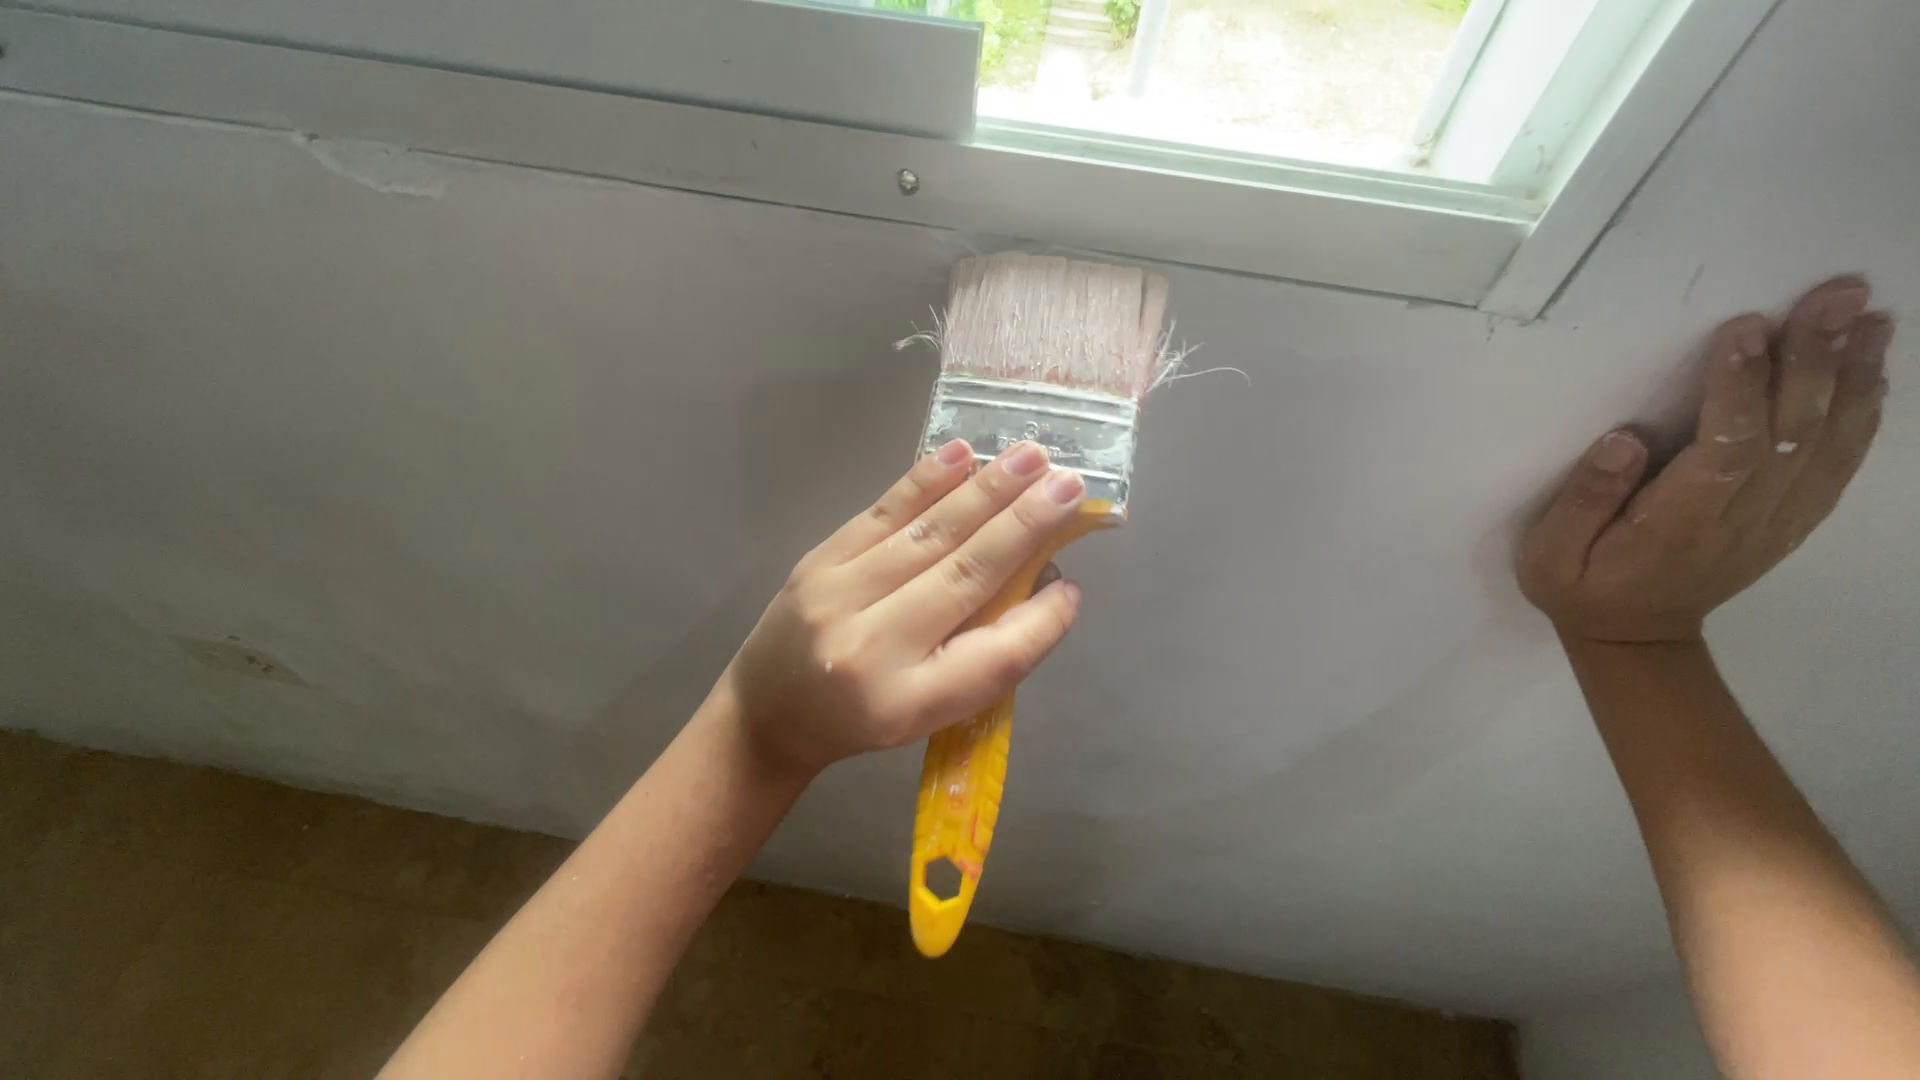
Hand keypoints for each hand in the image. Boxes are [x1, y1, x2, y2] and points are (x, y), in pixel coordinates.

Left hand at [722, 439, 1088, 775]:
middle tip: (1070, 485)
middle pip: (965, 576)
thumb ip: (989, 657)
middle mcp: (873, 649)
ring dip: (985, 491)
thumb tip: (1049, 585)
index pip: (996, 656)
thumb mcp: (932, 712)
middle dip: (1024, 526)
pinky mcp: (817, 562)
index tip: (1076, 582)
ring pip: (927, 535)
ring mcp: (839, 597)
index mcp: (911, 702)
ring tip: (1032, 457)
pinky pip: (883, 513)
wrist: (770, 711)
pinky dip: (926, 481)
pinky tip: (964, 455)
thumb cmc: (864, 717)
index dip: (1043, 619)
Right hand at [1521, 277, 1893, 644]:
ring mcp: (1776, 520)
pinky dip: (1862, 416)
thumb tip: (1624, 440)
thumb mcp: (1551, 555)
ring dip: (1852, 377)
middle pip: (1790, 433)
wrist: (1637, 638)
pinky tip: (1869, 374)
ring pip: (1828, 442)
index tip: (1745, 328)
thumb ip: (1584, 501)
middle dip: (1814, 360)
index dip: (1740, 386)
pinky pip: (1838, 463)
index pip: (1725, 446)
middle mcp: (1743, 519)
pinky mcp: (1791, 519)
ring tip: (1868, 317)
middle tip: (1835, 295)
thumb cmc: (1580, 590)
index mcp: (1680, 524)